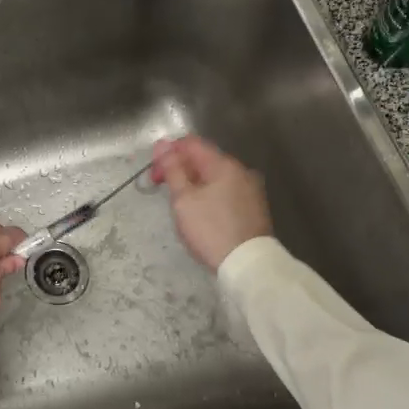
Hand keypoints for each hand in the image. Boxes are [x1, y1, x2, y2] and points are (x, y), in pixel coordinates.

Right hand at [151, 136, 271, 270]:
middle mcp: (240, 171)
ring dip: (193, 181)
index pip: (191, 143)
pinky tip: (199, 210)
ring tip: (179, 202)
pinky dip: (207, 192)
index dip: (168, 152)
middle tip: (162, 187)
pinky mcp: (252, 206)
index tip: (155, 173)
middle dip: (179, 168)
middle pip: (203, 158)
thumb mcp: (183, 199)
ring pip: (214, 175)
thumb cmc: (210, 229)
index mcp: (224, 165)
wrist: (247, 265)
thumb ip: (172, 169)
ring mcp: (249, 189)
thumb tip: (163, 145)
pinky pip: (224, 189)